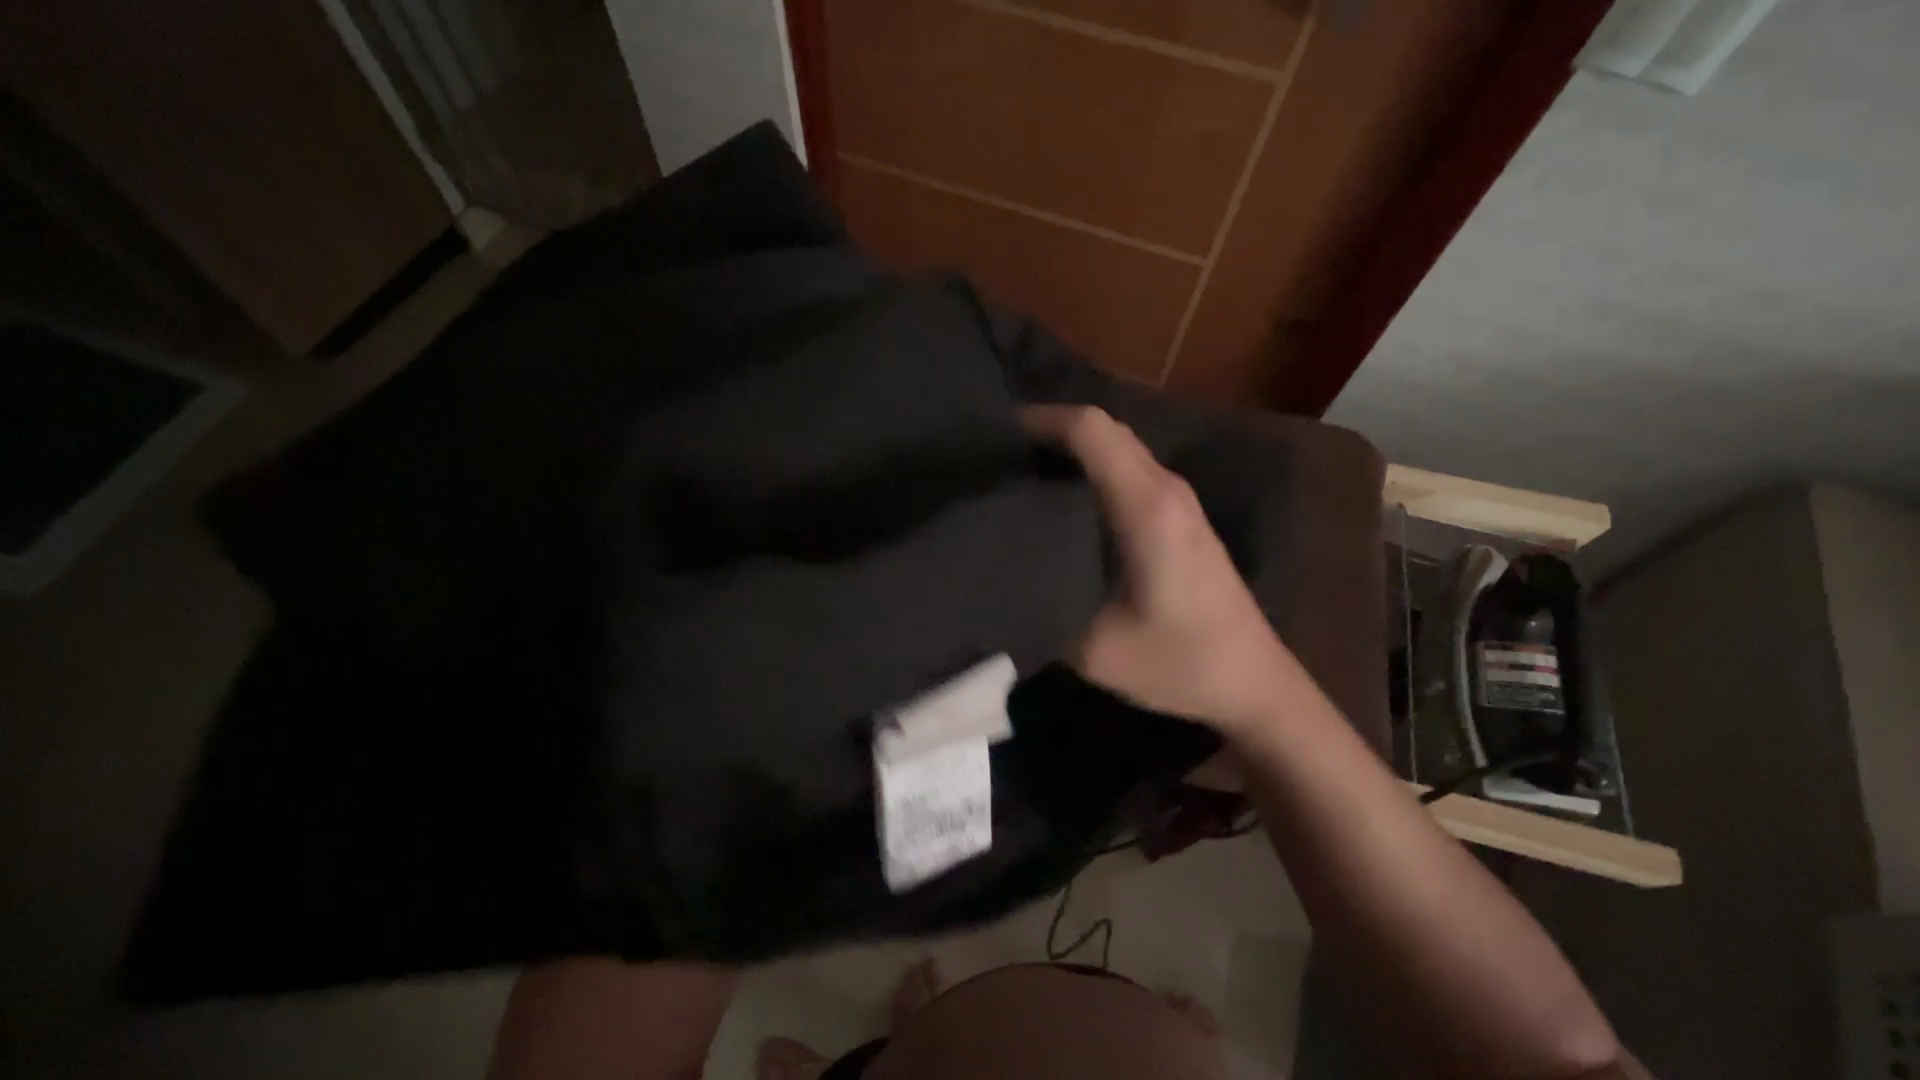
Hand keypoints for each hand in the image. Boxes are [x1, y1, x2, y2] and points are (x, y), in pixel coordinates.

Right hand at [1023, 406, 1299, 737]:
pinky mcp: (1180, 515)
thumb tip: (998, 576)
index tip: (988, 438)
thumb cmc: (1180, 663)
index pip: (1089, 430)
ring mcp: (1178, 498)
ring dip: (1068, 450)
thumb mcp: (1097, 650)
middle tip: (993, 459)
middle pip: (1102, 428)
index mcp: (1145, 507)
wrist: (1253, 682)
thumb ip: (1044, 607)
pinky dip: (1088, 470)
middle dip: (1046, 431)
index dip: (1038, 420)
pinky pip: (1127, 469)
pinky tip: (1057, 504)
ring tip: (1016, 477)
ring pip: (1116, 446)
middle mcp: (1165, 487)